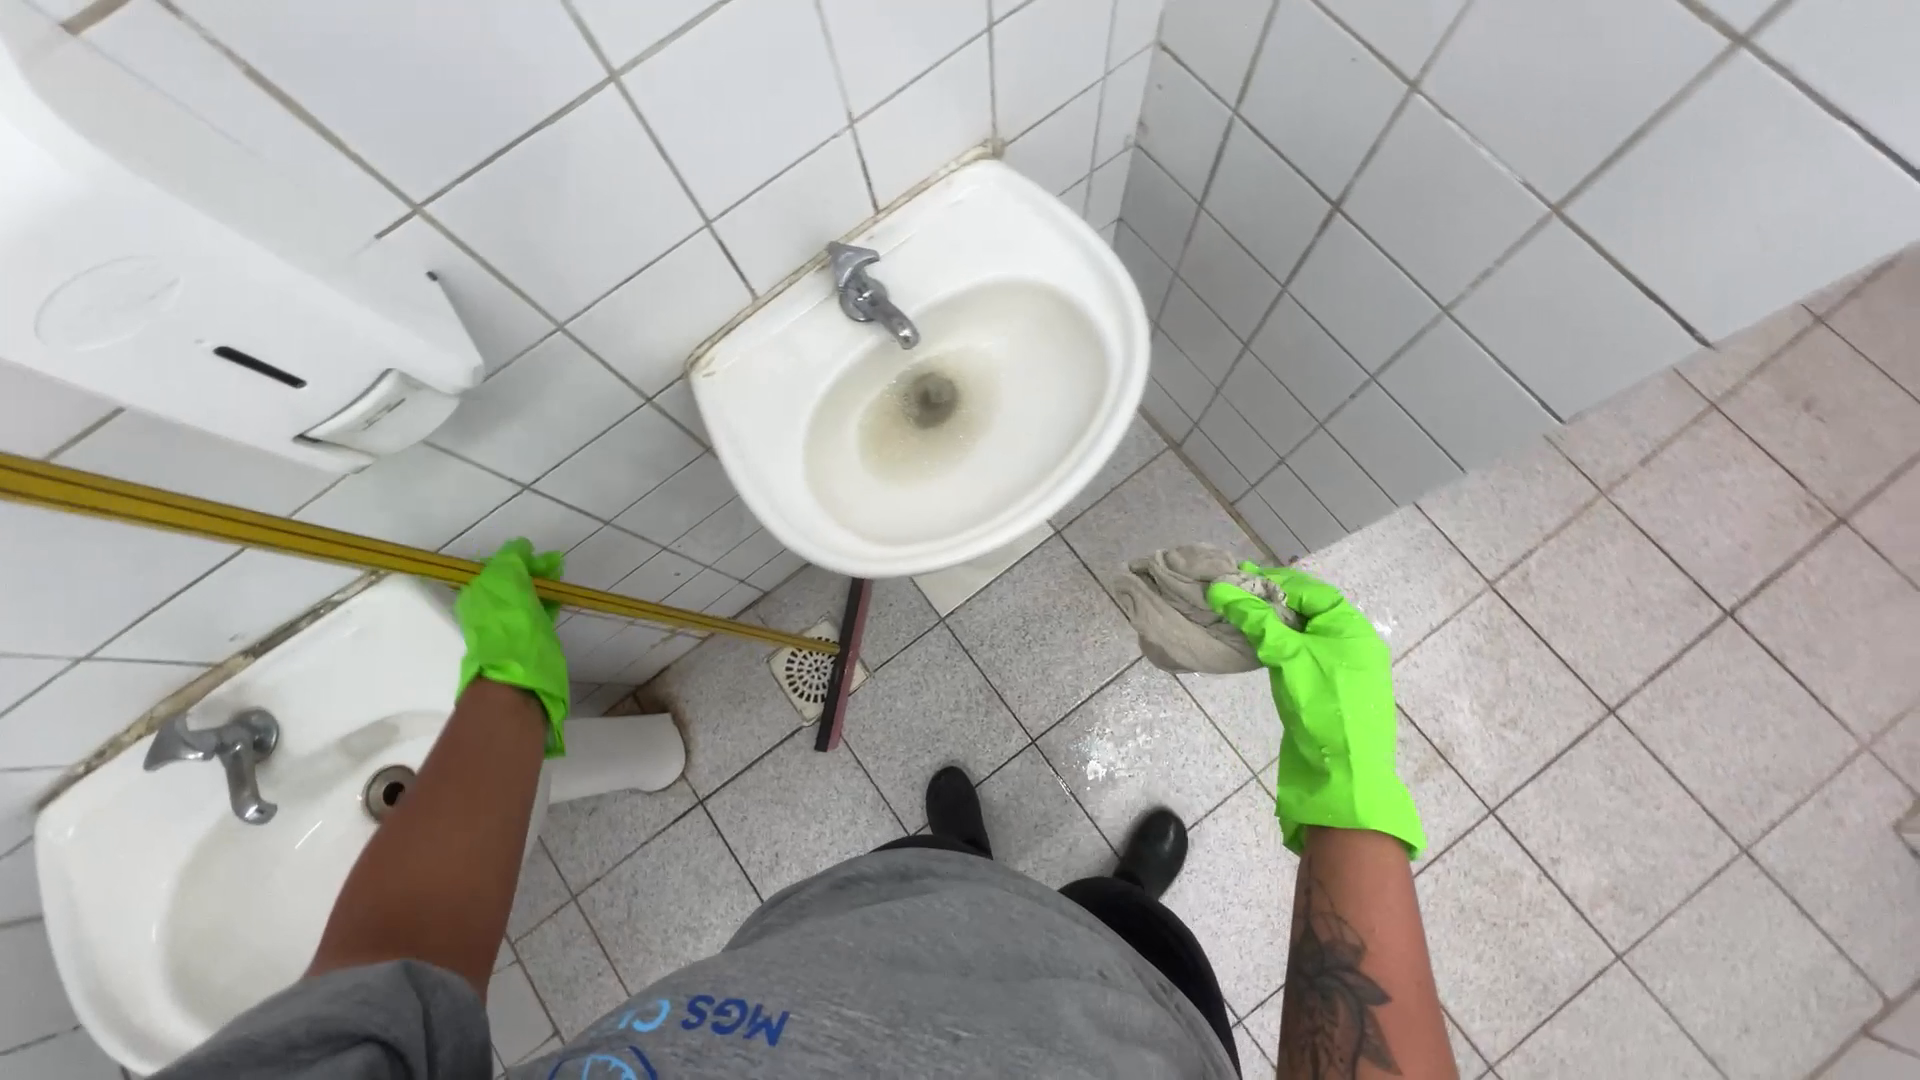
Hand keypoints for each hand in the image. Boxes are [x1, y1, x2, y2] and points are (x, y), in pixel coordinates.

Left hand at [455, 538, 569, 755]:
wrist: (517, 688)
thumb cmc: (512, 635)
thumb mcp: (507, 587)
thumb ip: (511, 564)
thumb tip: (520, 547)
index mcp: (479, 600)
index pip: (499, 572)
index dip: (522, 561)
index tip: (546, 559)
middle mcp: (488, 616)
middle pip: (510, 587)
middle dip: (531, 575)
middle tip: (556, 568)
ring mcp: (507, 634)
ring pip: (523, 603)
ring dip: (539, 590)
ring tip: (559, 584)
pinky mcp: (525, 651)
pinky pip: (533, 620)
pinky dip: (544, 608)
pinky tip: (556, 606)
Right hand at [1207, 564, 1424, 857]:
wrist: (1342, 774)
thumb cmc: (1322, 706)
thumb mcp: (1288, 656)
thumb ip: (1255, 620)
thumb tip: (1218, 587)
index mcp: (1350, 627)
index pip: (1307, 588)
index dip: (1270, 580)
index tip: (1233, 576)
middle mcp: (1349, 641)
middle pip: (1304, 608)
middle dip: (1266, 599)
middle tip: (1227, 594)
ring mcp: (1338, 667)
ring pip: (1298, 632)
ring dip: (1268, 622)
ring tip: (1233, 615)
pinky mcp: (1323, 688)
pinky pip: (1297, 653)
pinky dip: (1274, 644)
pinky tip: (1250, 644)